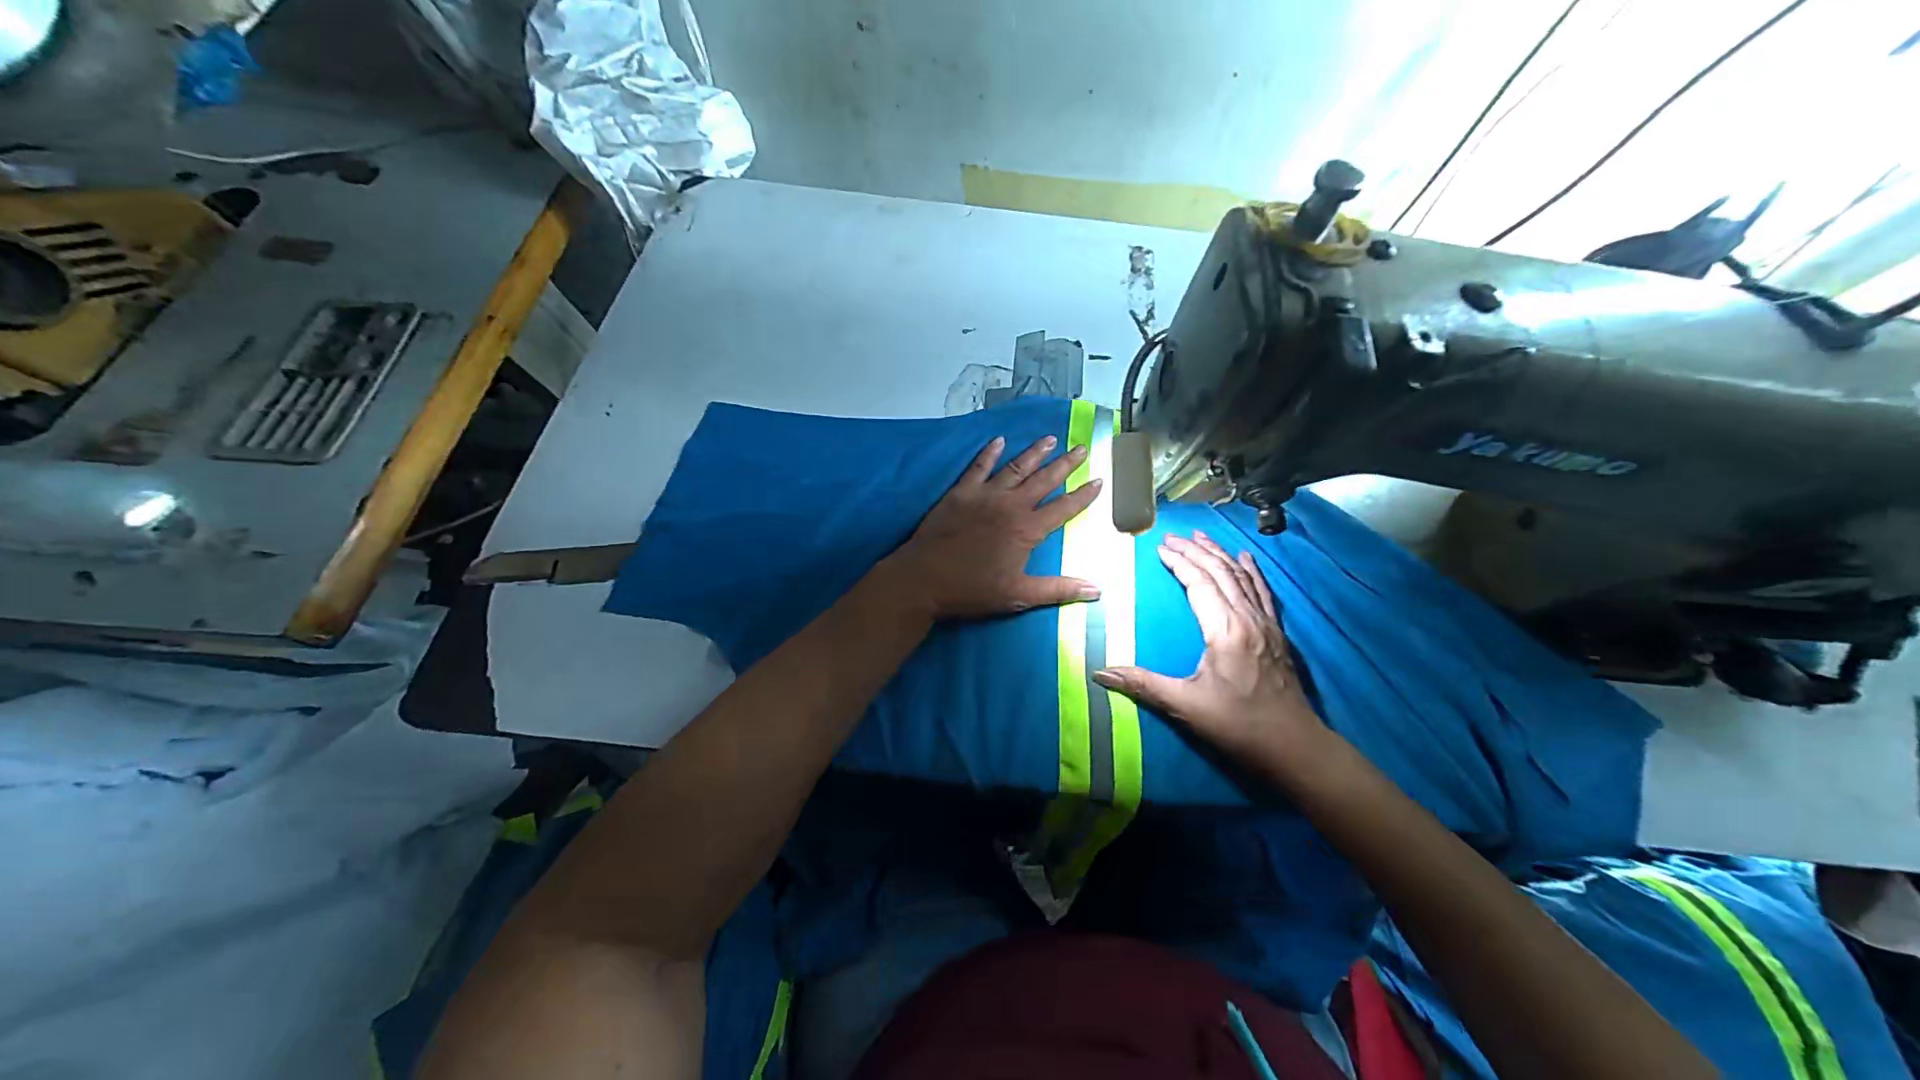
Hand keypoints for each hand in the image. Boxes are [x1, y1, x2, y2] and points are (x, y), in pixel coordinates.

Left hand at [880, 435, 1103, 619]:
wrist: (924, 579)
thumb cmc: (972, 590)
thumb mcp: (1019, 596)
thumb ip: (1058, 589)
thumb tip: (1096, 590)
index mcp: (1027, 530)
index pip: (1064, 508)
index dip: (1083, 495)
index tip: (1099, 480)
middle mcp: (1010, 506)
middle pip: (1044, 480)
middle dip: (1065, 464)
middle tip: (1081, 448)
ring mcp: (984, 496)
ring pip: (1015, 468)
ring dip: (1034, 453)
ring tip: (1050, 439)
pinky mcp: (960, 493)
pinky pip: (978, 467)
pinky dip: (989, 453)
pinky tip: (999, 441)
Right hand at [1092, 531, 1326, 766]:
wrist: (1294, 746)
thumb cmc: (1238, 726)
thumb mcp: (1186, 706)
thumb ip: (1143, 685)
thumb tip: (1101, 674)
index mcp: (1226, 630)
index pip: (1200, 583)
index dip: (1180, 562)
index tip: (1160, 547)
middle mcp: (1248, 619)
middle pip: (1221, 573)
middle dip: (1196, 550)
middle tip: (1173, 536)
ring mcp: (1267, 625)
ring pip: (1242, 578)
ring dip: (1220, 554)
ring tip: (1203, 536)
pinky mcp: (1277, 634)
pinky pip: (1262, 592)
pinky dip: (1251, 571)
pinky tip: (1246, 559)